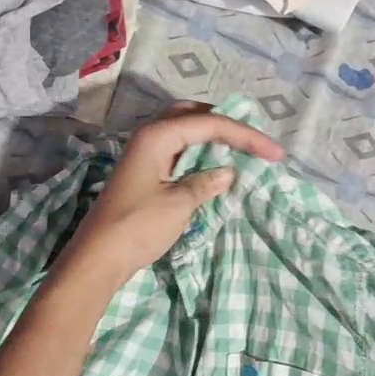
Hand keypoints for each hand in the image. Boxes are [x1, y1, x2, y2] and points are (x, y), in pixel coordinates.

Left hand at [54, 101, 284, 283]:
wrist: (98, 258)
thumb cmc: (137, 227)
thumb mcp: (178, 204)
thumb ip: (205, 183)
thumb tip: (227, 172)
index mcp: (156, 136)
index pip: (210, 124)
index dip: (246, 136)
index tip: (276, 154)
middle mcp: (148, 138)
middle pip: (193, 117)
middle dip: (225, 124)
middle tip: (253, 140)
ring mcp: (143, 157)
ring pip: (183, 134)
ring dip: (210, 139)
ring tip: (239, 150)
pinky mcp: (142, 176)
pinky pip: (176, 154)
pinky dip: (197, 156)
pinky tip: (211, 169)